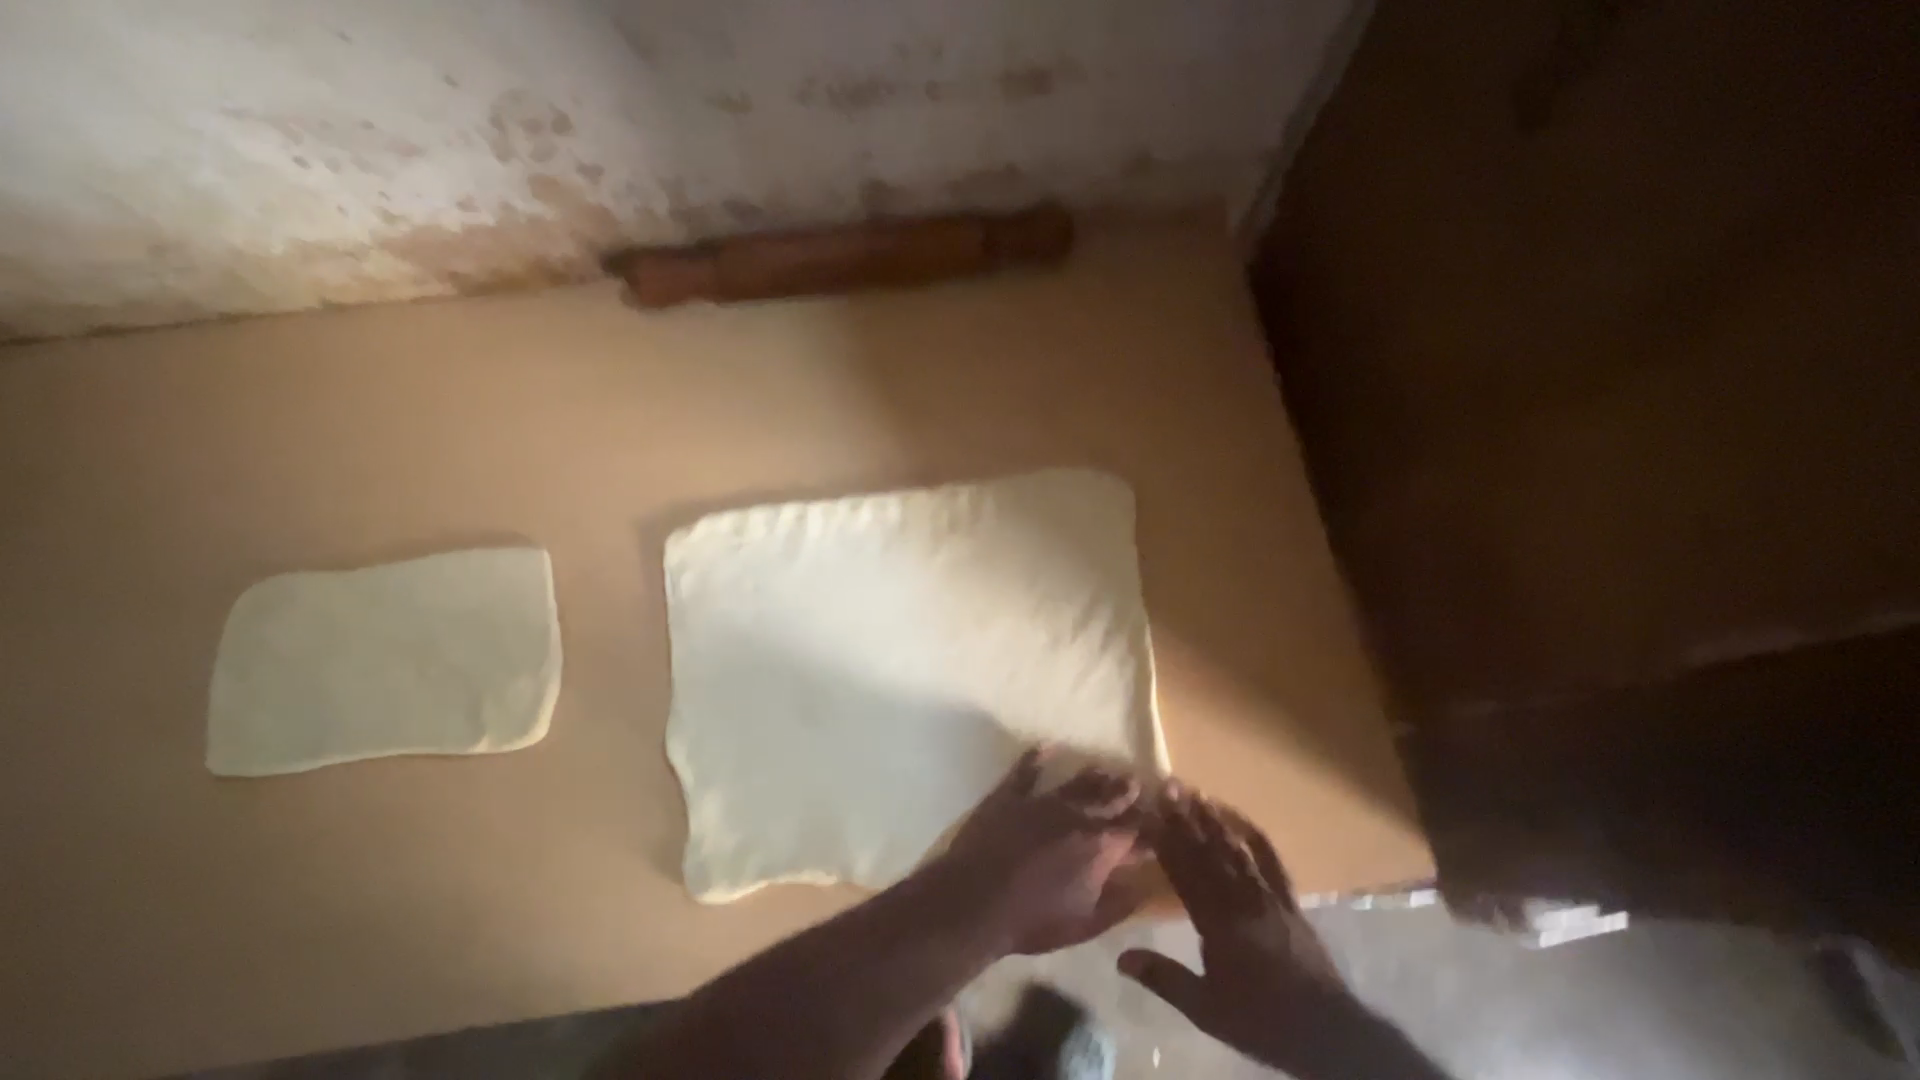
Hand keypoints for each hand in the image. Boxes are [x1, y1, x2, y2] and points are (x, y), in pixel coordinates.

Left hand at [936, 746, 1148, 954]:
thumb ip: (1121, 904)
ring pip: (1075, 783)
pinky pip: (1026, 771)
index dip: (1153, 827)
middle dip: (1127, 793)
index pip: (1137, 831)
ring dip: (1093, 776)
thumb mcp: (1086, 924)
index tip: (1165, 821)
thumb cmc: (1033, 921)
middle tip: (1138, 782)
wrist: (974, 901)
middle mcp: (1076, 816)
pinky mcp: (1009, 796)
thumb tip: (1146, 886)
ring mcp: (1041, 801)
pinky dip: (1037, 758)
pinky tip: (1047, 746)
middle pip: (1110, 799)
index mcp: (1100, 847)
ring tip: (1106, 767)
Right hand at [1118, 788, 1378, 1078]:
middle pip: (1207, 853)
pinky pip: (1271, 862)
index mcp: (1216, 923)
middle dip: (1186, 819)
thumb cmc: (1260, 1021)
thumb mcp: (1205, 1009)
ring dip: (1214, 821)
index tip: (1149, 812)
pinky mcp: (1290, 902)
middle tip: (1169, 788)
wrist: (1325, 1032)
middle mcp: (1241, 901)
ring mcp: (1269, 897)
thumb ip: (1164, 979)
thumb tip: (1120, 957)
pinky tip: (1241, 819)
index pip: (1184, 872)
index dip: (1165, 840)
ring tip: (1196, 794)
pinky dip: (1255, 837)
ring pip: (1236, 850)